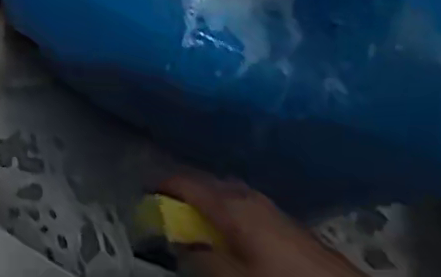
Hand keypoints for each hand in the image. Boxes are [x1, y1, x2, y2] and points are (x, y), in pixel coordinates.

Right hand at [158, 174, 361, 276]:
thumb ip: (200, 258)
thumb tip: (179, 241)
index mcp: (231, 204)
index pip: (183, 182)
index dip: (159, 187)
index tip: (142, 196)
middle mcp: (251, 198)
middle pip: (209, 184)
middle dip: (187, 194)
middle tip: (171, 211)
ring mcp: (277, 212)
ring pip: (233, 197)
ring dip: (213, 205)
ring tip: (203, 226)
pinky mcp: (298, 231)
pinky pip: (253, 212)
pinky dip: (236, 218)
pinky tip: (240, 239)